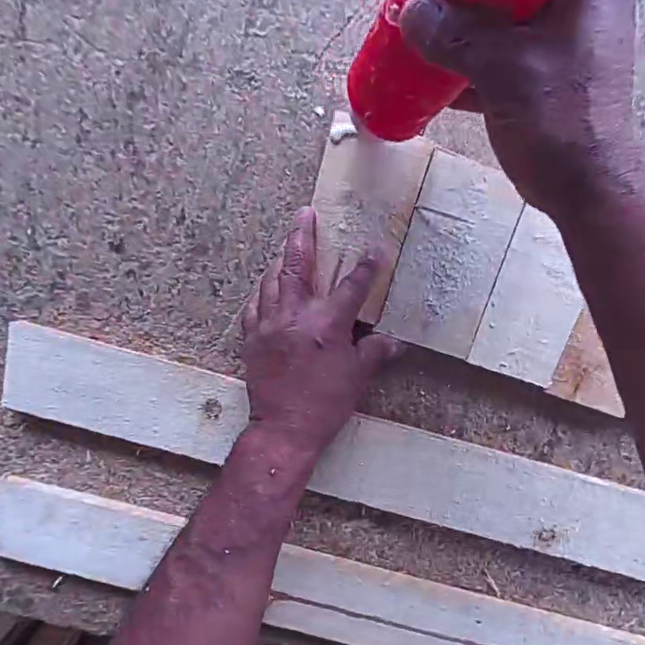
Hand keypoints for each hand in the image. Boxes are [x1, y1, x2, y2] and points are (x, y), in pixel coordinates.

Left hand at [239, 208, 400, 460]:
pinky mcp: (252, 342)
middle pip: (297, 267)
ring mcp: (268, 327)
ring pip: (271, 283)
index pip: (352, 286)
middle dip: (302, 237)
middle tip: (304, 214)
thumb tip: (392, 342)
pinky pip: (253, 308)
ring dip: (279, 262)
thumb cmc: (324, 405)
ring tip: (285, 248)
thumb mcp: (357, 378)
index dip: (366, 267)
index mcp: (326, 323)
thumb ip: (374, 353)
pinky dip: (260, 294)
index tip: (375, 250)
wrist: (283, 429)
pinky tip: (264, 290)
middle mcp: (294, 317)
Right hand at [395, 0, 643, 221]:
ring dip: (459, 30)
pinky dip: (464, 65)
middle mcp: (578, 2)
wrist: (581, 189)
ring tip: (417, 31)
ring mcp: (557, 42)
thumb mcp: (508, 72)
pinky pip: (495, 58)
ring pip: (499, 21)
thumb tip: (411, 11)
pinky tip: (428, 73)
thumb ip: (460, 38)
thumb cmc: (562, 123)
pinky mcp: (538, 77)